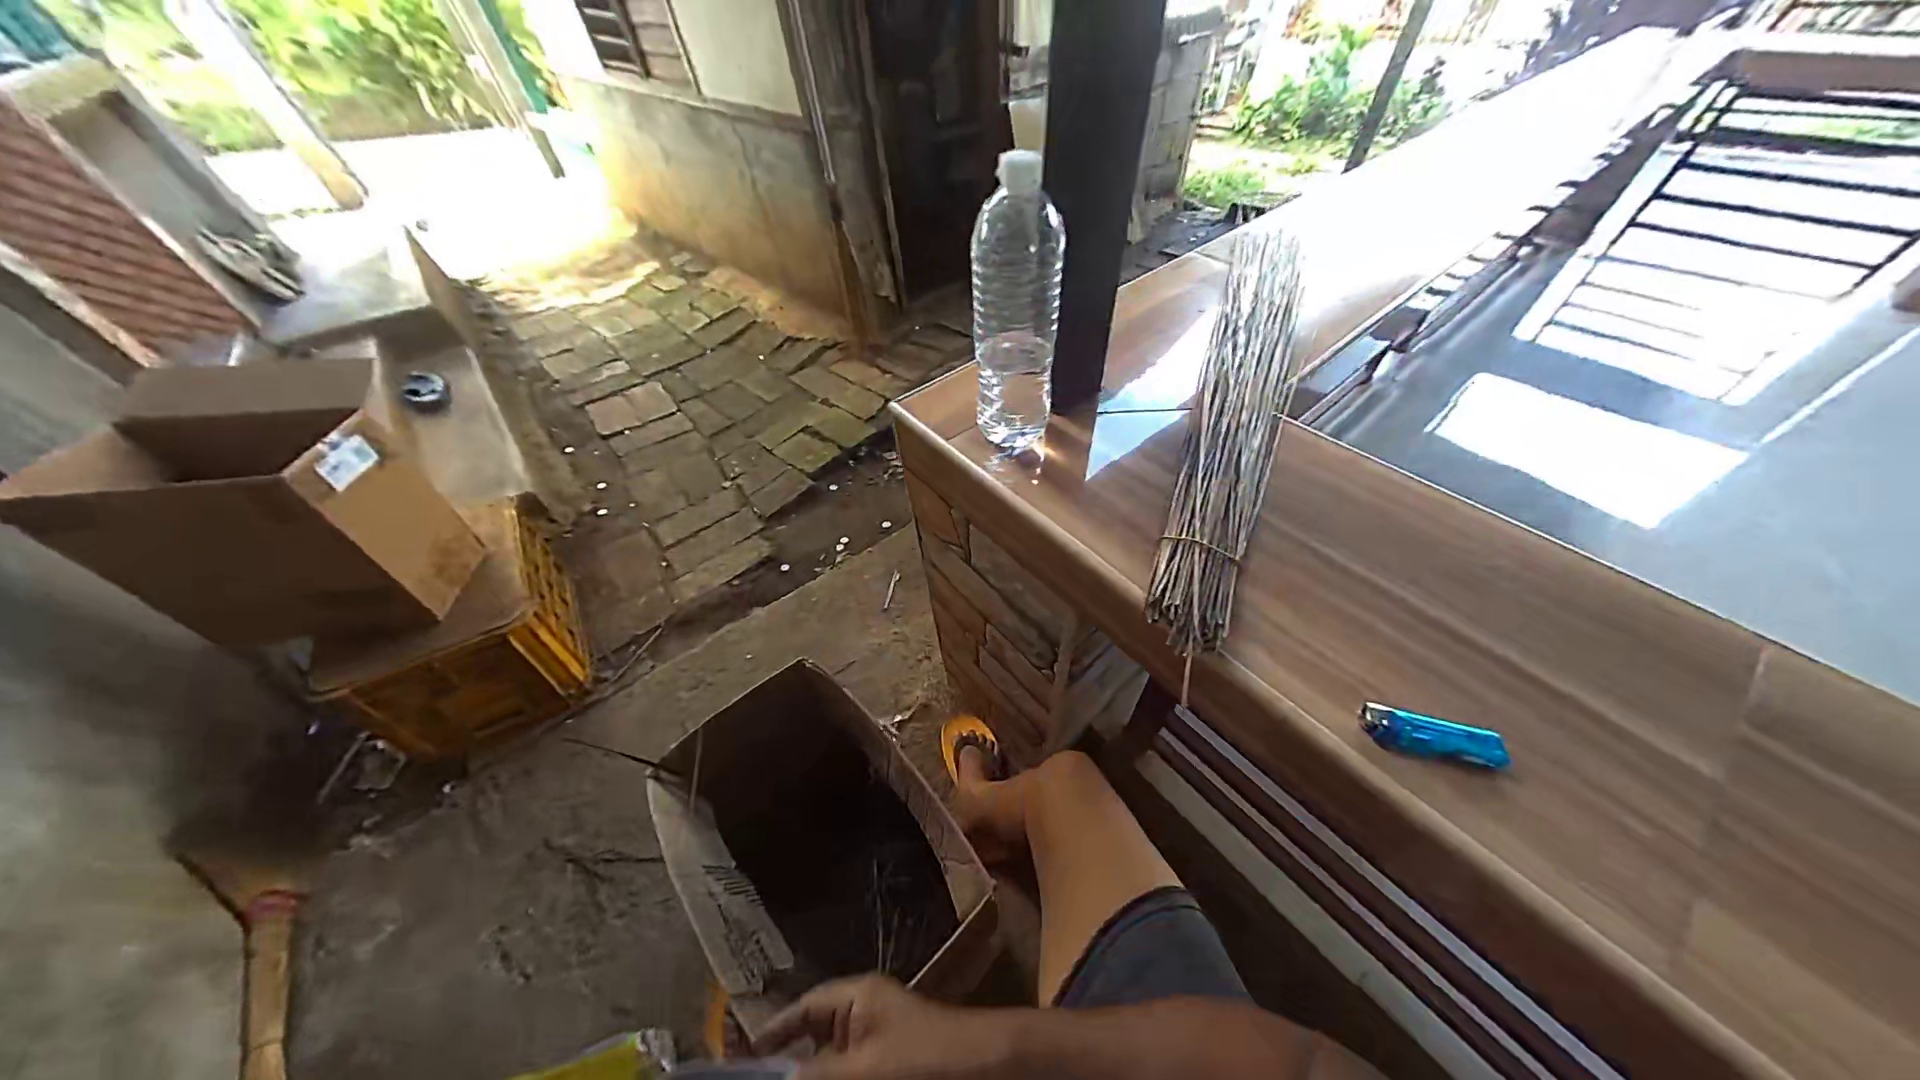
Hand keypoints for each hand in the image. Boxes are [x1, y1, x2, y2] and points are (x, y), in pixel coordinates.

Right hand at [752, 974, 1026, 1079]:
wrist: (987, 1068)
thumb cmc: (926, 1057)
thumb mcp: (866, 1068)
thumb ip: (816, 1075)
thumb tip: (776, 1078)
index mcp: (856, 998)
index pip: (803, 1009)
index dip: (771, 1034)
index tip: (739, 1061)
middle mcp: (864, 1015)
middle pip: (813, 1041)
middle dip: (788, 1065)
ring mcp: (878, 1043)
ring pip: (832, 1062)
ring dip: (811, 1074)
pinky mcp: (891, 1066)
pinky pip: (852, 1071)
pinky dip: (833, 1078)